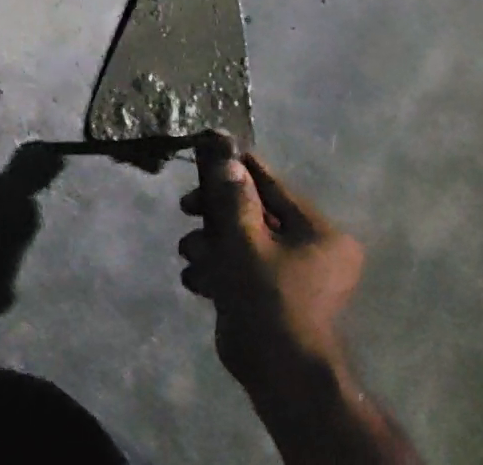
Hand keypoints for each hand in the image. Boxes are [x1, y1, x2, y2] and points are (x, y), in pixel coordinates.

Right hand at [177, 137, 416, 464]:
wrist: (277, 365)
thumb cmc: (266, 295)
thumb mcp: (242, 239)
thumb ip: (230, 196)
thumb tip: (225, 156)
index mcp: (320, 234)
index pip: (272, 185)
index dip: (236, 165)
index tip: (206, 141)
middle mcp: (312, 250)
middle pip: (248, 212)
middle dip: (213, 216)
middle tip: (187, 210)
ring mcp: (290, 273)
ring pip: (233, 239)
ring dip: (206, 247)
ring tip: (198, 262)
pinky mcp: (267, 291)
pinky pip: (233, 264)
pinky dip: (214, 270)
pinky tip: (205, 285)